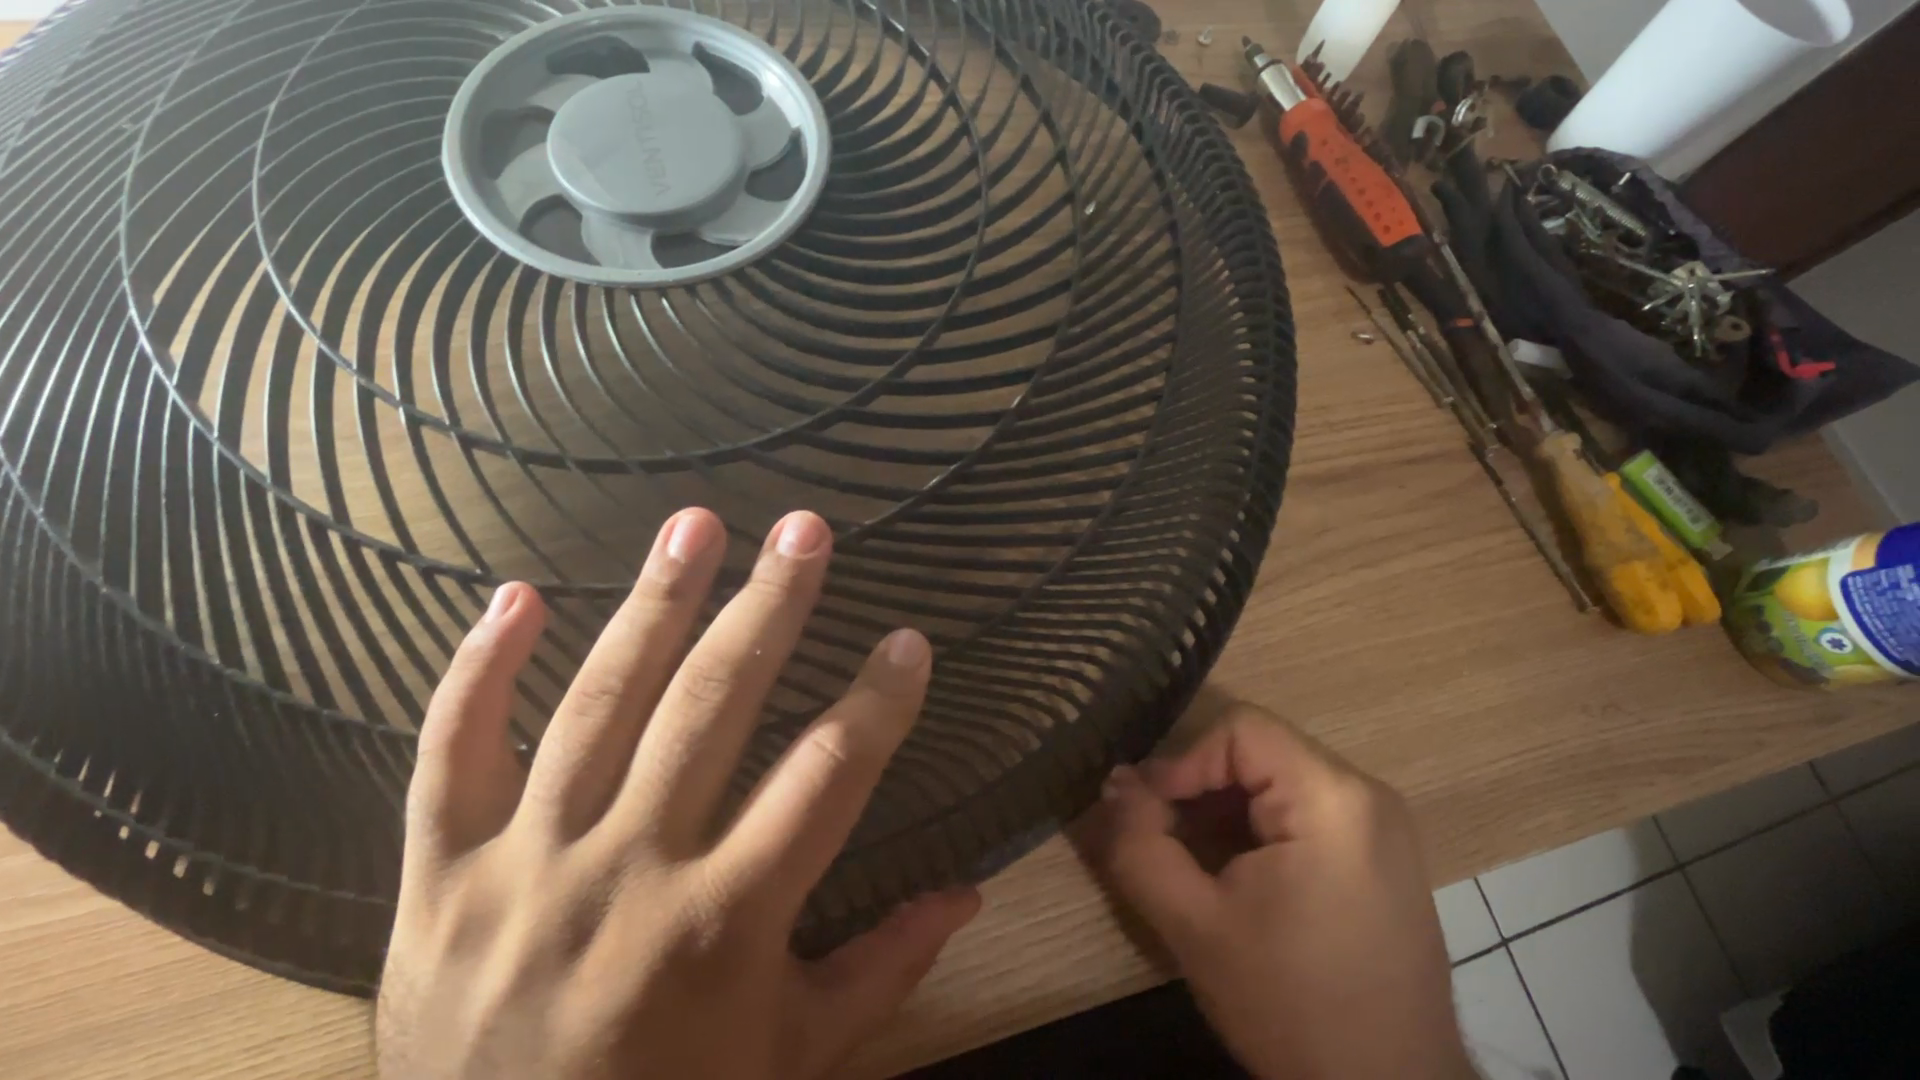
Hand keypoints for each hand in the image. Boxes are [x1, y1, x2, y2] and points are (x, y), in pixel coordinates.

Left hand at [377, 509, 980, 1079]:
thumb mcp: (795, 1057)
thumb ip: (884, 968)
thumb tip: (969, 894)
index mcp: (721, 926)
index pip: (823, 782)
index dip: (876, 705)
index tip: (908, 640)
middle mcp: (624, 876)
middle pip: (709, 711)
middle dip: (768, 610)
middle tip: (805, 530)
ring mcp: (522, 867)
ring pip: (593, 707)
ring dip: (652, 605)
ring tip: (694, 525)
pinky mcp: (438, 876)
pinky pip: (449, 757)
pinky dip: (477, 673)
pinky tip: (514, 595)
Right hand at [1089, 705, 1472, 1079]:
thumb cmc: (1291, 1006)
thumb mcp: (1194, 925)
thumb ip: (1139, 845)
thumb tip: (1113, 785)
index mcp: (1333, 799)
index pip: (1240, 729)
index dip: (1181, 759)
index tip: (1145, 809)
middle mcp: (1367, 796)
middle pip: (1260, 751)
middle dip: (1198, 787)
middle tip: (1157, 835)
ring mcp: (1382, 827)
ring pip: (1278, 781)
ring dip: (1222, 808)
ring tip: (1188, 858)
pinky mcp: (1381, 857)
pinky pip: (1304, 811)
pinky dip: (1256, 828)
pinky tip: (1232, 875)